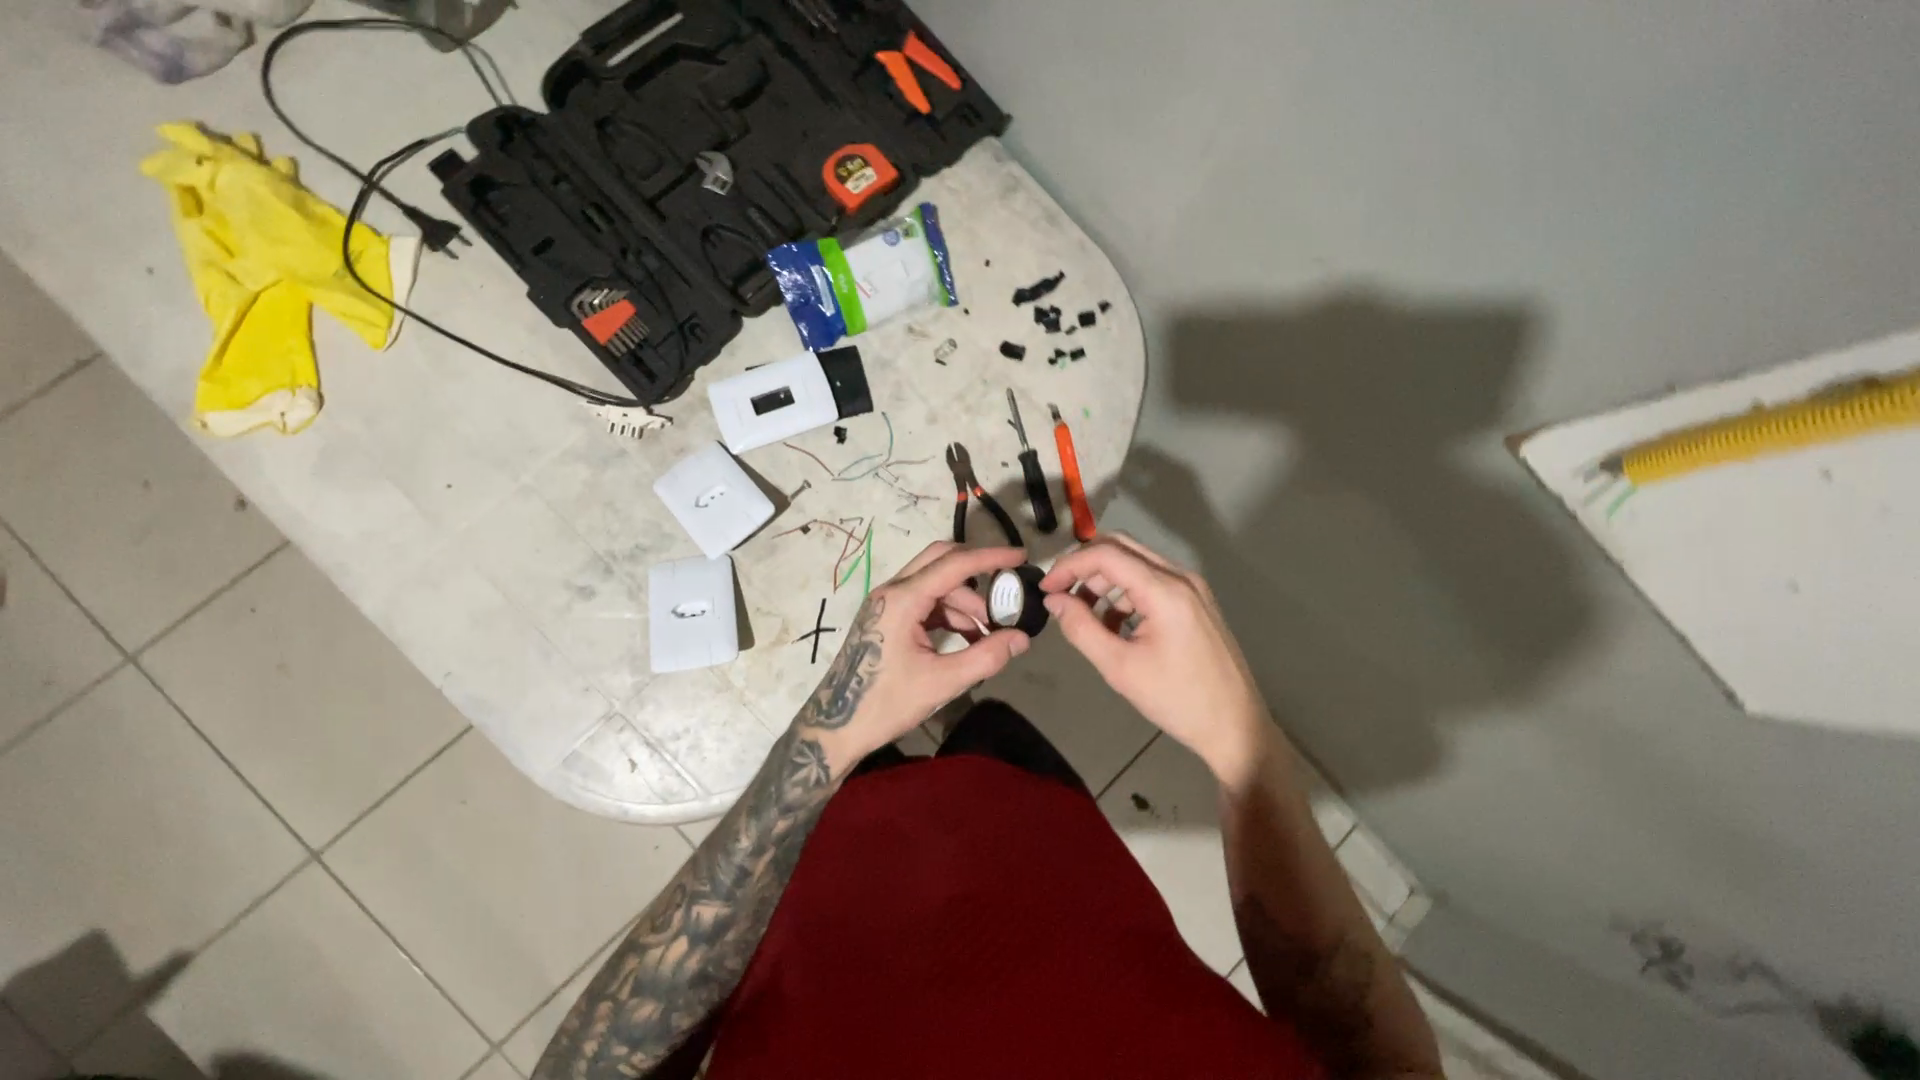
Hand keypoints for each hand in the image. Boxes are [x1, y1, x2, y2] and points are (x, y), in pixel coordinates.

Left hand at [798, 542, 1032, 765]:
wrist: (837, 726)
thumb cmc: (886, 703)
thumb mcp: (942, 682)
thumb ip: (986, 657)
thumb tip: (1022, 639)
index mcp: (902, 599)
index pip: (954, 564)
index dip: (991, 557)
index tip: (1021, 557)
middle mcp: (892, 591)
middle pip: (941, 561)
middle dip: (977, 572)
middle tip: (1007, 589)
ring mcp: (886, 603)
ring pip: (934, 584)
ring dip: (964, 600)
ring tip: (991, 632)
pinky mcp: (887, 618)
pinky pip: (924, 602)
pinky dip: (949, 614)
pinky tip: (969, 638)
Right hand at [1041, 534, 1275, 788]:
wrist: (1234, 726)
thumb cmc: (1176, 700)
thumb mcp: (1119, 667)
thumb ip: (1081, 628)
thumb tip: (1054, 601)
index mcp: (1165, 590)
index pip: (1106, 554)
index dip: (1069, 565)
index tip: (1046, 589)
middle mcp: (1181, 578)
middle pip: (1122, 548)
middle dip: (1085, 567)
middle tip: (1060, 595)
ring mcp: (1192, 588)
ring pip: (1136, 564)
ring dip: (1104, 581)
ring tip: (1084, 617)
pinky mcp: (1195, 602)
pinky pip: (1152, 582)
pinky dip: (1125, 594)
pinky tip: (1113, 627)